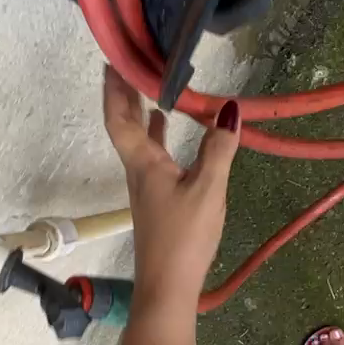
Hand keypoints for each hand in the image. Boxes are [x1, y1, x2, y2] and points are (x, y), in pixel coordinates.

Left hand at [101, 66, 240, 310]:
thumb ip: (218, 149)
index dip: (114, 88)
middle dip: (125, 94)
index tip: (113, 58)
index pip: (120, 117)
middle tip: (129, 63)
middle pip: (125, 126)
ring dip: (141, 114)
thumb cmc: (183, 238)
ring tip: (150, 88)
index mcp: (143, 164)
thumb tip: (230, 110)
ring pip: (139, 142)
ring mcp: (146, 188)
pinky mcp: (157, 203)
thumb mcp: (208, 190)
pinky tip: (171, 136)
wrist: (168, 286)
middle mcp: (138, 172)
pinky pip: (153, 158)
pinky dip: (159, 139)